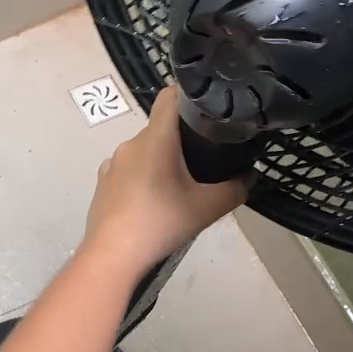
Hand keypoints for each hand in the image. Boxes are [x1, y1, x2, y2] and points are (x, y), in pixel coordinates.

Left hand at [82, 85, 248, 269]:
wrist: (113, 256)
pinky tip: (151, 202)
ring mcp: (111, 164)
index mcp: (155, 138)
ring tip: (177, 187)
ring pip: (143, 152)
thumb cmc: (161, 223)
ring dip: (160, 162)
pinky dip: (142, 178)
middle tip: (203, 161)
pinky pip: (127, 171)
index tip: (207, 110)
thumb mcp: (207, 208)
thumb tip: (250, 176)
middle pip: (160, 128)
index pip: (170, 96)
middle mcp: (129, 144)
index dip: (190, 95)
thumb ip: (235, 189)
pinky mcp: (102, 184)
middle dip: (181, 139)